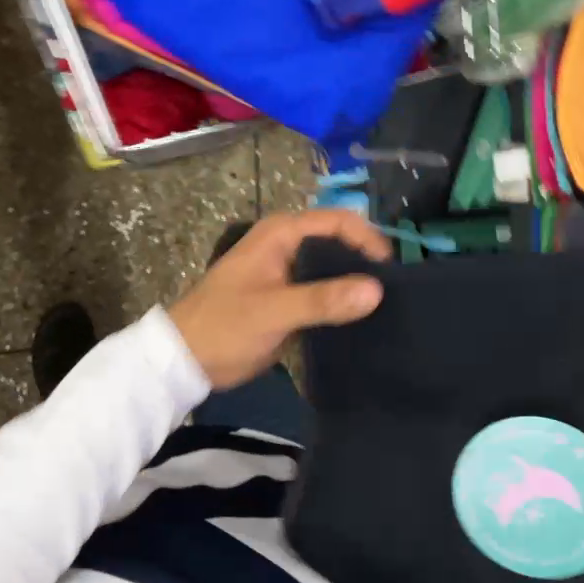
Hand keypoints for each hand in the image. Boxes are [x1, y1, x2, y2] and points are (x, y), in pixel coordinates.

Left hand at [168, 211, 390, 389]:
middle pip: (341, 242)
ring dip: (358, 284)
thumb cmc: (224, 326)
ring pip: (336, 269)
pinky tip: (366, 320)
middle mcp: (289, 246)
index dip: (367, 240)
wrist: (185, 361)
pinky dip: (345, 303)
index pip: (338, 221)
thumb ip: (323, 299)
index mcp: (281, 234)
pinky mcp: (293, 301)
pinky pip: (327, 294)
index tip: (391, 271)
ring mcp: (291, 274)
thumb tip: (377, 289)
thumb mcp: (273, 311)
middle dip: (367, 262)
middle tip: (398, 289)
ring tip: (389, 306)